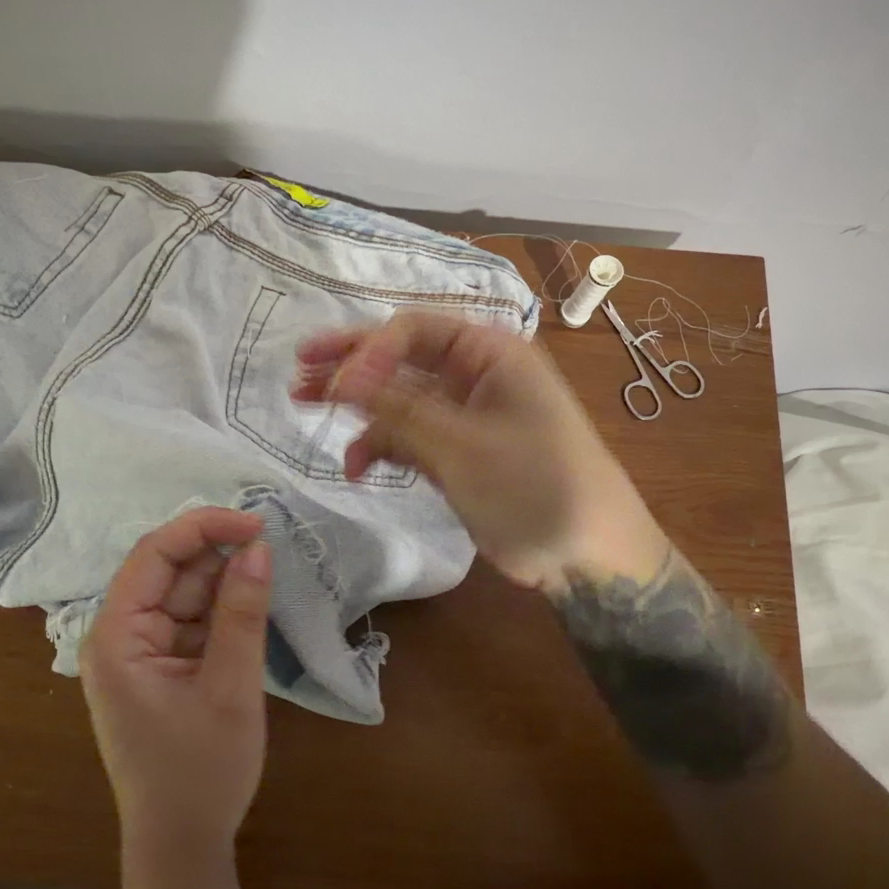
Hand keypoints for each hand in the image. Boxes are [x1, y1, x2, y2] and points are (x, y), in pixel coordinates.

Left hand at [81, 508, 272, 857]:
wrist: (182, 847)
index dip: (202, 528)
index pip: (153, 555)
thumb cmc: (201, 771)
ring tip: (267, 573)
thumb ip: (242, 613)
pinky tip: (251, 605)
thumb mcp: (230, 687)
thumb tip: (258, 547)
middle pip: (165, 574)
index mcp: (116, 636)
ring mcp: (136, 656)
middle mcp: (118, 637)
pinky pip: (187, 627)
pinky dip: (218, 615)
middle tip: (270, 546)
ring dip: (221, 584)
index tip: (256, 523)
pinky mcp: (157, 673)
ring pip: (180, 598)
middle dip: (215, 555)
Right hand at [293, 310, 669, 589]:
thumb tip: (340, 377)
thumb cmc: (535, 488)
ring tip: (305, 407)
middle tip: (298, 371)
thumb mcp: (461, 446)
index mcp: (490, 353)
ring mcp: (466, 416)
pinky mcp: (458, 453)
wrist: (590, 558)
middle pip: (401, 358)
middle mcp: (476, 375)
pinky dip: (382, 447)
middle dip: (351, 366)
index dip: (369, 350)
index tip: (337, 387)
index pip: (414, 330)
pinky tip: (354, 467)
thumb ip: (397, 408)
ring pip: (400, 398)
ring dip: (359, 408)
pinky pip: (410, 437)